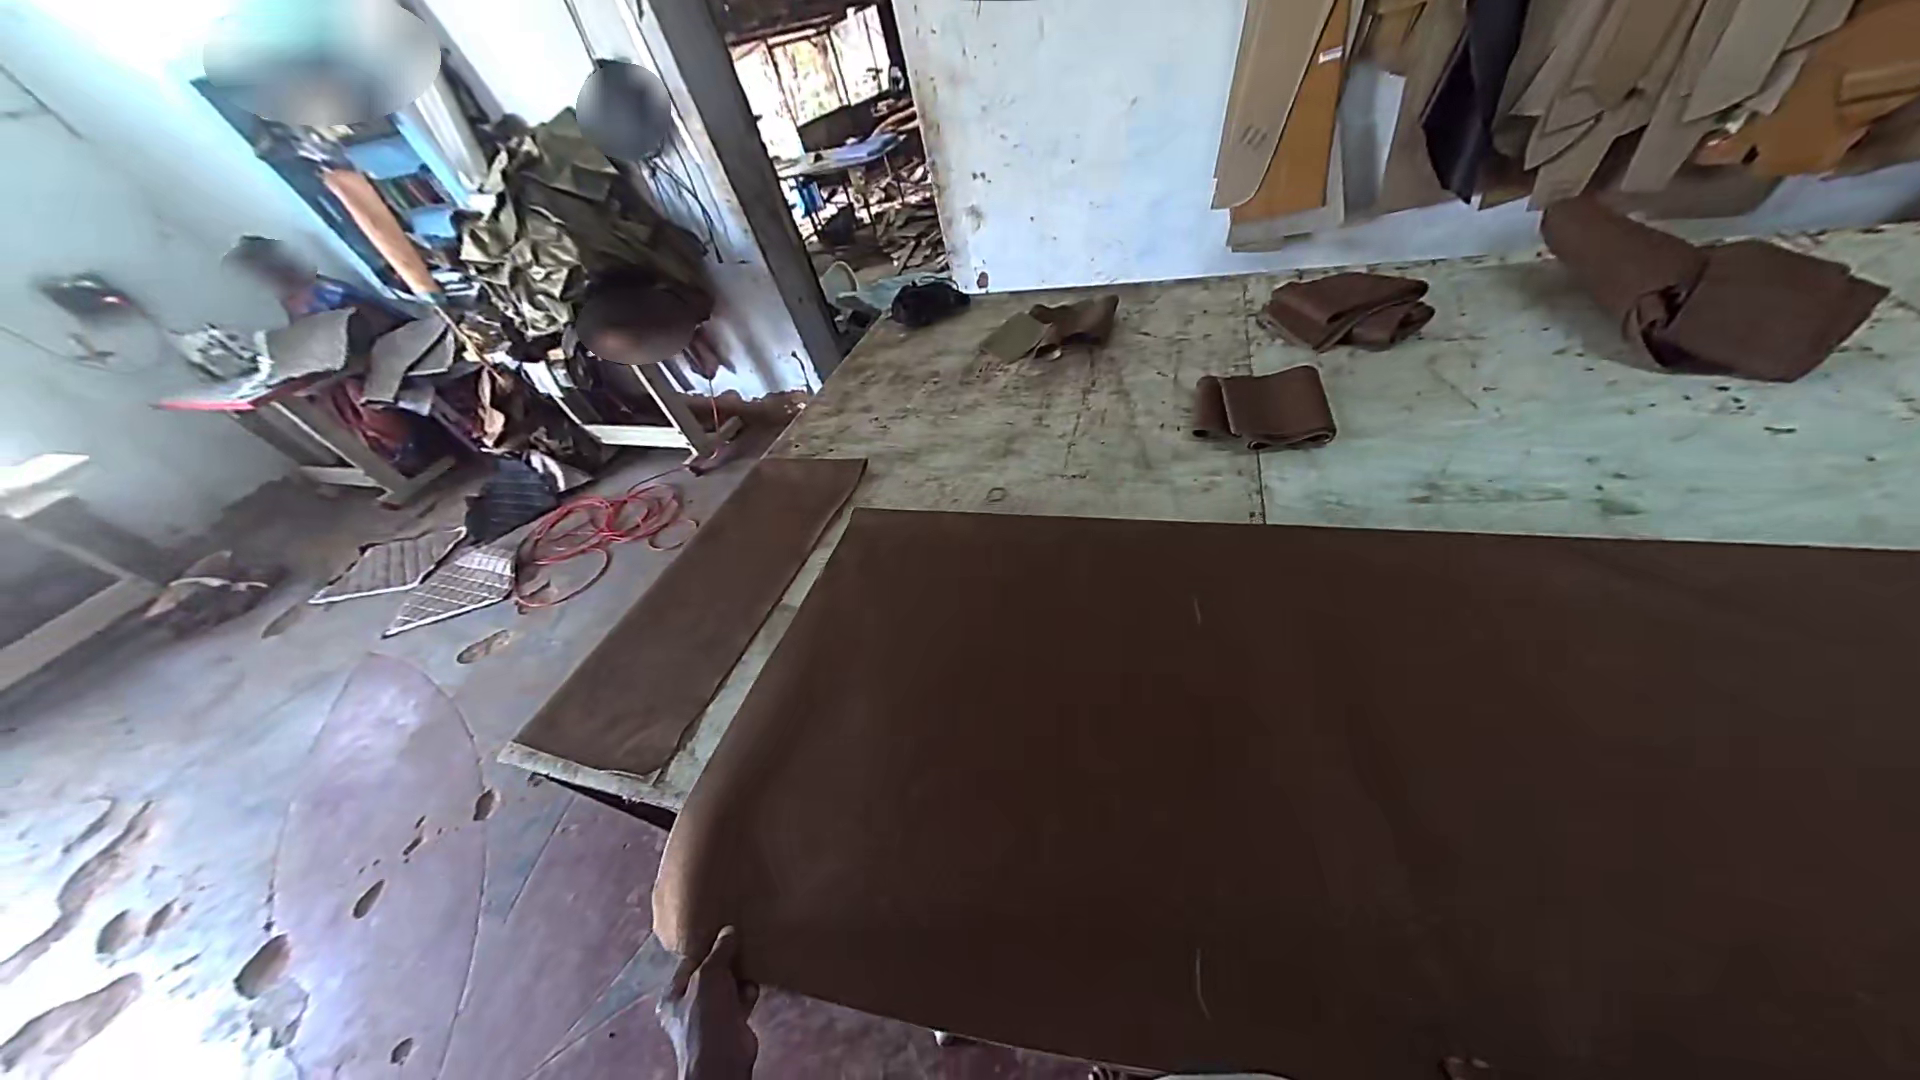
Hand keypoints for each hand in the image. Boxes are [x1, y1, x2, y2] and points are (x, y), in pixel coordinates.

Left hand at [658, 927, 759, 1079]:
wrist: (723, 1058)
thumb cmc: (706, 1014)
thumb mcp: (709, 974)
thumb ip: (719, 950)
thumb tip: (728, 929)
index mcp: (673, 995)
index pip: (689, 961)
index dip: (705, 943)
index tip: (722, 924)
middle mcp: (689, 1004)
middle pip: (710, 971)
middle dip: (725, 956)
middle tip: (740, 934)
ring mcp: (711, 1014)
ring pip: (727, 983)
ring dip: (739, 972)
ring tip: (751, 951)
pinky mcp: (732, 1021)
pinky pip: (741, 996)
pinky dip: (749, 988)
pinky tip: (756, 976)